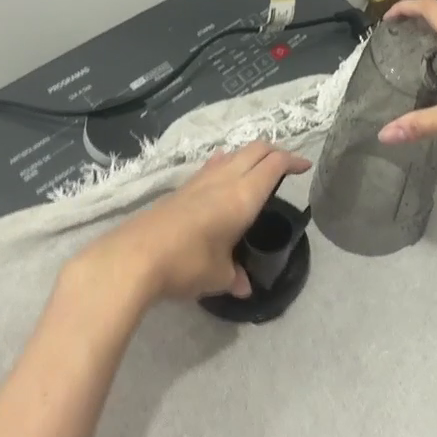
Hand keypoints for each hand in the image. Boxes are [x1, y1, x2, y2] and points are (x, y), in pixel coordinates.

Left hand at [95, 142, 309, 301]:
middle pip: (255, 149)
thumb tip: (243, 287)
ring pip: (232, 154)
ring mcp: (198, 182)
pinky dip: (226, 165)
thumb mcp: (218, 277)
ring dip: (248, 156)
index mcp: (243, 196)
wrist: (131, 258)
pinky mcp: (179, 190)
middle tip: (285, 166)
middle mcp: (224, 180)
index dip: (293, 161)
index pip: (274, 164)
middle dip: (274, 152)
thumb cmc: (186, 264)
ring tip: (256, 171)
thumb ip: (235, 277)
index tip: (305, 167)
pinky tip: (221, 177)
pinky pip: (211, 166)